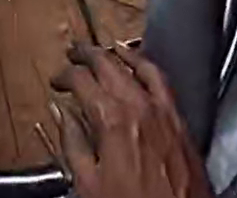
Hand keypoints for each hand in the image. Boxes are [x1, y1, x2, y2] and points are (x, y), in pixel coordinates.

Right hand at [50, 44, 210, 197]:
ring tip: (101, 51)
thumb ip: (72, 142)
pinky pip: (161, 81)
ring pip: (133, 64)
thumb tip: (60, 110)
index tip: (56, 84)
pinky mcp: (180, 122)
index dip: (63, 76)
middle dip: (83, 55)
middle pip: (104, 63)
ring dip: (113, 53)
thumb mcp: (89, 184)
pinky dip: (145, 65)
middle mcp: (135, 104)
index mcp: (109, 117)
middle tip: (71, 56)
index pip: (79, 79)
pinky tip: (137, 64)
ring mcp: (161, 110)